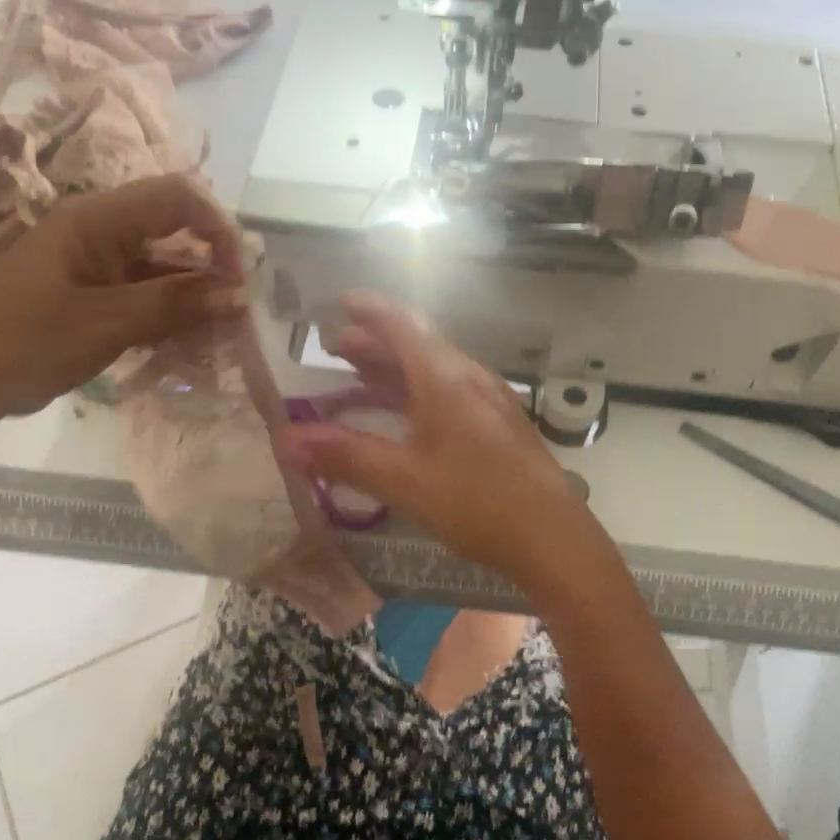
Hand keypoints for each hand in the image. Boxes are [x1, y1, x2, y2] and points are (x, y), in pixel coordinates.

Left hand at [0, 173, 246, 423]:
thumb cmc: (24, 343)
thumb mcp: (105, 323)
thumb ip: (173, 305)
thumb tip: (239, 296)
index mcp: (95, 220)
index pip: (177, 197)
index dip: (217, 229)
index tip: (239, 280)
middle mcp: (99, 233)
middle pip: (175, 232)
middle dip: (213, 269)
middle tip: (238, 316)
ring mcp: (96, 268)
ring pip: (164, 270)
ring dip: (195, 301)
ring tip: (221, 340)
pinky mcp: (93, 299)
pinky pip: (146, 299)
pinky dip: (172, 320)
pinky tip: (191, 348)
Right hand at [276, 292, 608, 589]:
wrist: (552, 537)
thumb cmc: (476, 502)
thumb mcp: (404, 480)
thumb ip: (346, 457)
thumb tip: (287, 441)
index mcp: (445, 378)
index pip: (401, 324)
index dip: (369, 310)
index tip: (340, 302)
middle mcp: (470, 379)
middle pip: (417, 346)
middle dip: (374, 343)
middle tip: (336, 347)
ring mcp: (490, 403)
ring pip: (435, 372)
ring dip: (396, 371)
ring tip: (360, 379)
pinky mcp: (500, 428)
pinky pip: (450, 394)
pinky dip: (417, 395)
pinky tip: (408, 419)